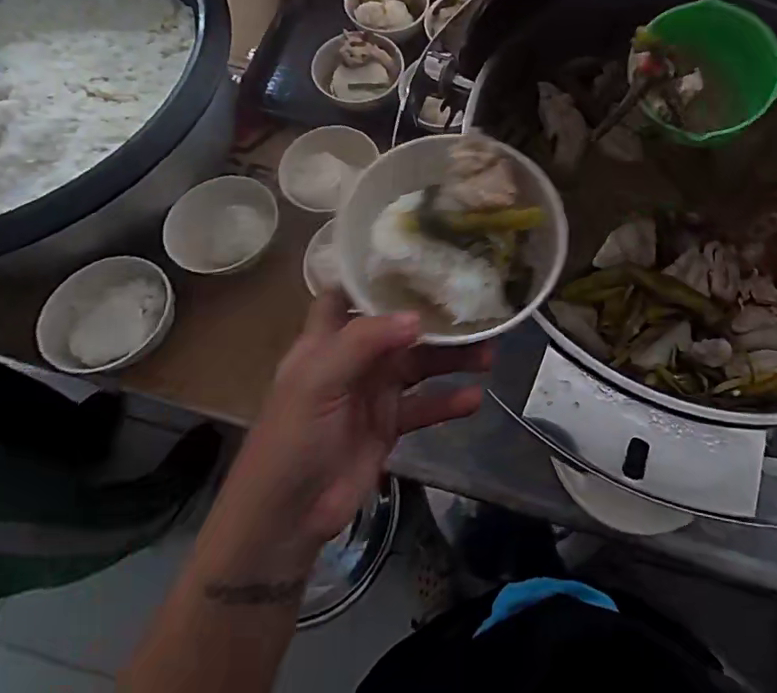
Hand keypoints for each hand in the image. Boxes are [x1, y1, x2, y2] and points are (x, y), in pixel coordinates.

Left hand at [224, 292, 489, 552]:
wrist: (288, 516)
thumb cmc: (293, 437)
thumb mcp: (318, 381)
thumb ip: (363, 342)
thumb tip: (415, 317)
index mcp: (325, 341)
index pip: (346, 296)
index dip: (372, 278)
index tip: (414, 260)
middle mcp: (351, 360)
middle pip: (396, 330)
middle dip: (431, 320)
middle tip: (474, 309)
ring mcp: (371, 394)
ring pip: (416, 366)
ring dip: (449, 358)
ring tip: (489, 351)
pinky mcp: (387, 427)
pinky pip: (423, 407)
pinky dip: (447, 402)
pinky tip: (475, 398)